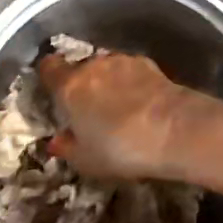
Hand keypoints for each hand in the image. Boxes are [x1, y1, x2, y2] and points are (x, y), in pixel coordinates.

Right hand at [38, 52, 188, 180]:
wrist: (175, 129)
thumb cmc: (121, 148)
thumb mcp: (87, 160)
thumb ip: (67, 147)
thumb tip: (56, 142)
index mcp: (68, 86)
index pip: (47, 68)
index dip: (49, 79)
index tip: (55, 95)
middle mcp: (91, 66)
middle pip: (78, 68)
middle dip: (81, 85)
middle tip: (90, 111)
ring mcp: (121, 61)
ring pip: (105, 68)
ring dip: (107, 83)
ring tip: (119, 108)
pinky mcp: (148, 63)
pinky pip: (129, 71)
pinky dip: (130, 83)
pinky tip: (141, 104)